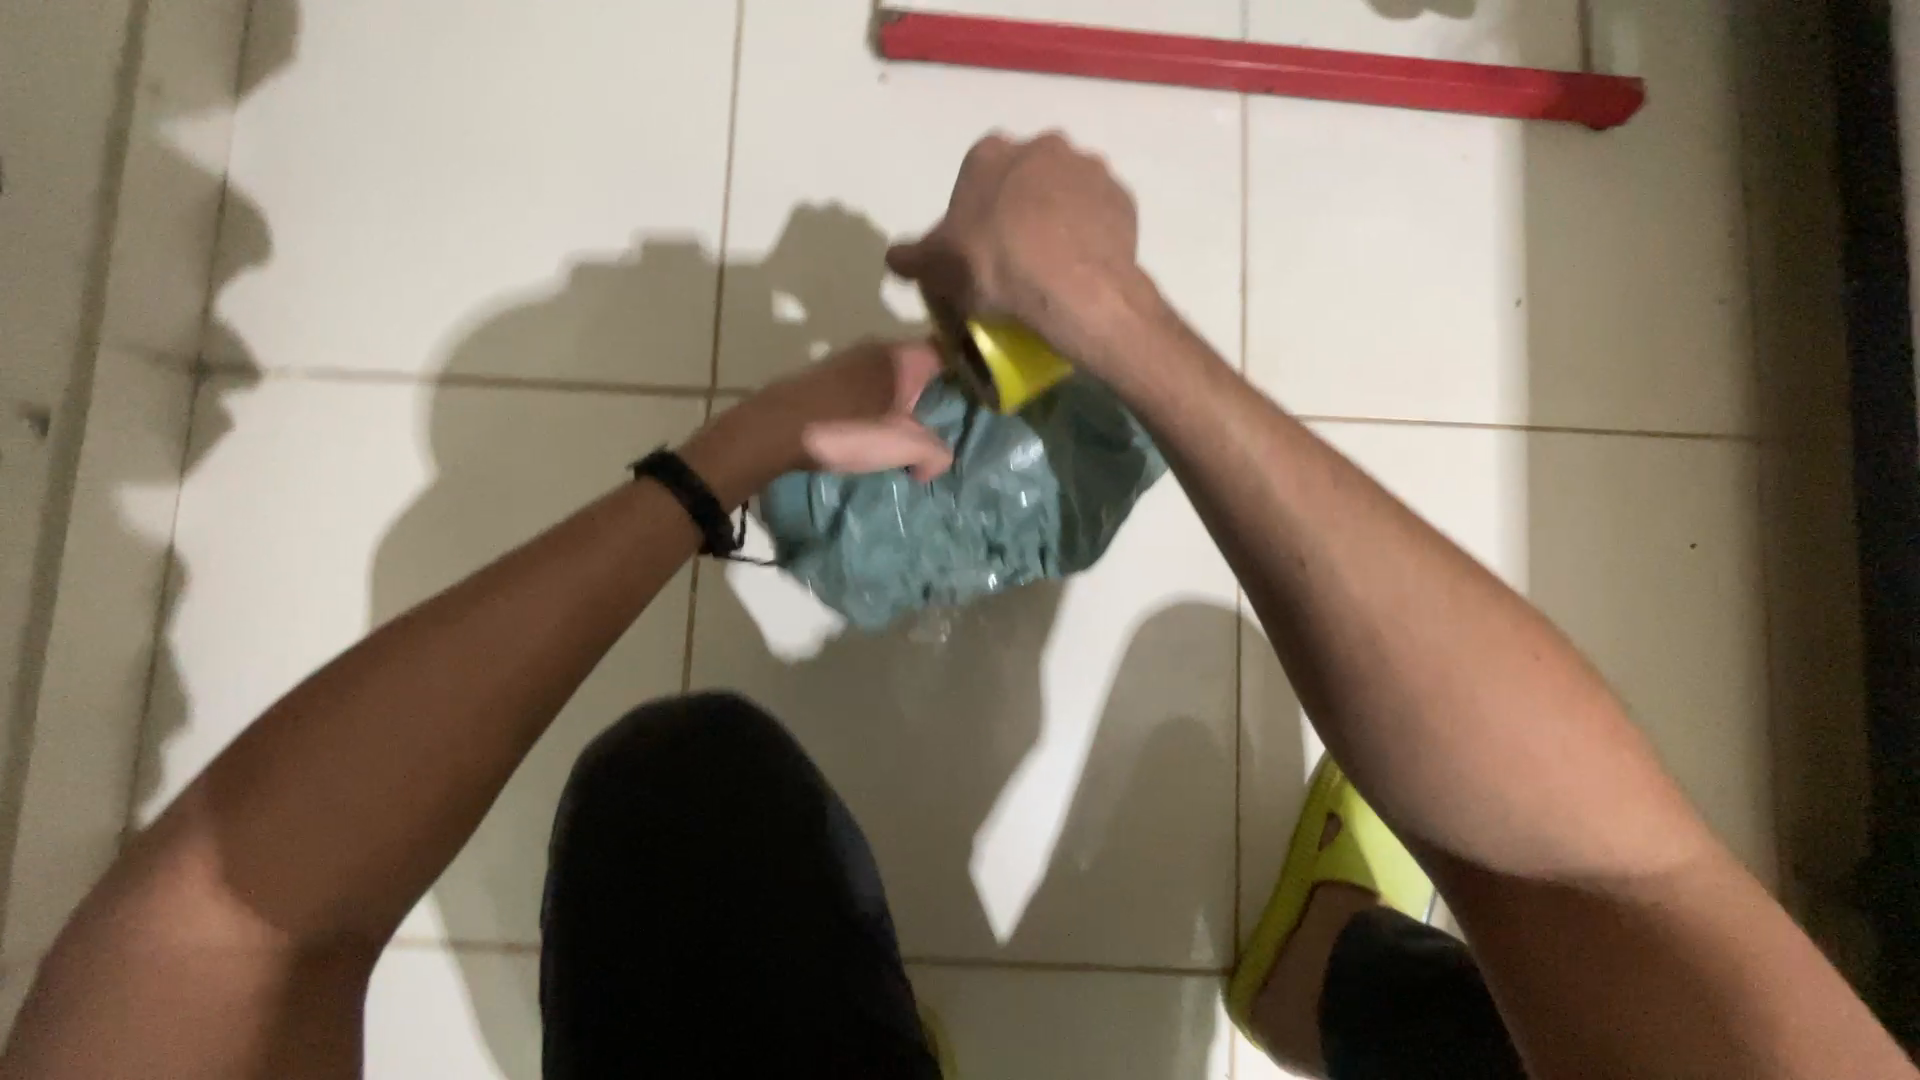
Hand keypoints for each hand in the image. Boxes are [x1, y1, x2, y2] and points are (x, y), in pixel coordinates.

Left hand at [682, 340, 952, 503]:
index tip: (978, 399)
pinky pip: (866, 387)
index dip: (968, 373)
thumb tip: (936, 463)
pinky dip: (876, 405)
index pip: (950, 352)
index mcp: (904, 357)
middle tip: (946, 423)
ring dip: (902, 402)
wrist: (775, 430)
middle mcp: (878, 348)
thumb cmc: (846, 431)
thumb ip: (933, 452)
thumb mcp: (902, 446)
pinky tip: (873, 431)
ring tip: (909, 433)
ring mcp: (849, 360)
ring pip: (891, 377)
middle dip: (935, 394)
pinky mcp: (826, 377)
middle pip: (921, 365)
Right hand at [886, 132, 1163, 378]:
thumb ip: (913, 257)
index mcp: (990, 153)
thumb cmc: (993, 266)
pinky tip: (1080, 267)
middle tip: (1016, 256)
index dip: (975, 212)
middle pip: (1025, 178)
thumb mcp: (937, 267)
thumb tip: (895, 256)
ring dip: (1059, 218)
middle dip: (1021, 207)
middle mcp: (1042, 146)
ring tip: (1052, 266)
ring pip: (1067, 192)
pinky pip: (1100, 215)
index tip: (978, 248)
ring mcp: (1088, 168)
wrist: (1070, 287)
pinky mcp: (1122, 198)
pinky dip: (1090, 234)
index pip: (977, 176)